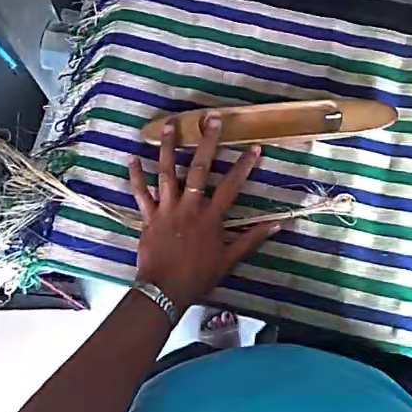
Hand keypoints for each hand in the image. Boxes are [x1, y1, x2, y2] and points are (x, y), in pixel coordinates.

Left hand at [126, 113, 279, 311]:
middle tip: (211, 120)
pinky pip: (140, 193)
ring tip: (170, 125)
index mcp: (211, 217)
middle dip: (207, 142)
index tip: (254, 148)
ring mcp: (166, 209)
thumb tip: (278, 225)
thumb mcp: (229, 260)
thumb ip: (252, 239)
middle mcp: (189, 207)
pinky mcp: (148, 216)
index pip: (232, 186)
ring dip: (167, 147)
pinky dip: (136, 176)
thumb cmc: (198, 276)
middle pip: (198, 169)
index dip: (244, 166)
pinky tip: (133, 158)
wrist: (165, 291)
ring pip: (166, 172)